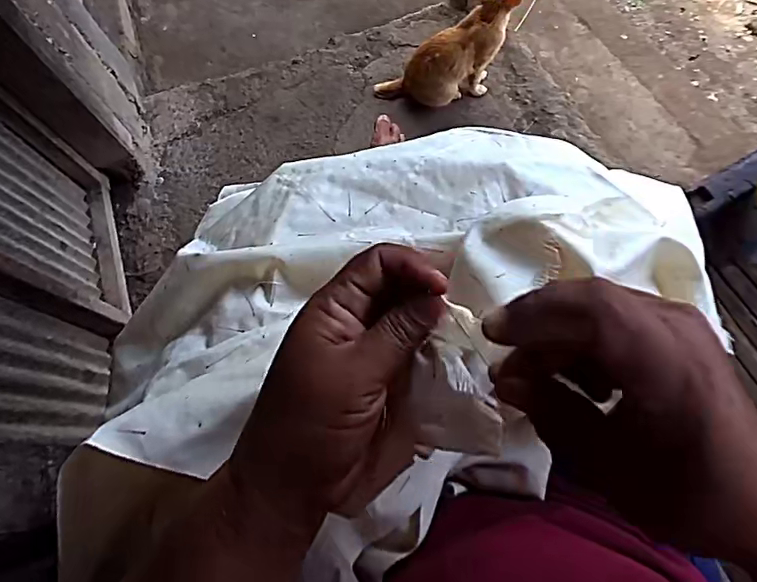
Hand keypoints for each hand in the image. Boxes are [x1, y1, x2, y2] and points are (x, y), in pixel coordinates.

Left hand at [232, 243, 450, 518]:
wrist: (292, 493)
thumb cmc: (312, 425)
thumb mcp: (355, 373)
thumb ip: (399, 331)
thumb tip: (437, 296)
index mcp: (335, 308)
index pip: (377, 263)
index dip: (412, 264)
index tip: (443, 285)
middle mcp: (356, 319)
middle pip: (398, 284)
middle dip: (429, 286)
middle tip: (463, 300)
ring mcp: (373, 347)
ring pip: (411, 314)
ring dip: (436, 316)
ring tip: (465, 323)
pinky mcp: (387, 375)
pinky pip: (416, 348)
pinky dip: (436, 345)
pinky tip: (456, 349)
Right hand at [485, 279, 756, 581]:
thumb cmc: (685, 488)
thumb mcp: (609, 462)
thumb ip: (554, 412)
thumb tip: (505, 379)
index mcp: (663, 353)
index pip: (590, 307)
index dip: (535, 313)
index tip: (492, 333)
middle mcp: (674, 320)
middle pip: (594, 298)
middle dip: (542, 319)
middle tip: (505, 352)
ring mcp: (681, 318)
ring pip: (606, 303)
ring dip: (564, 329)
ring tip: (535, 370)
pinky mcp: (682, 327)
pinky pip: (624, 316)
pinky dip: (591, 336)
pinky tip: (577, 374)